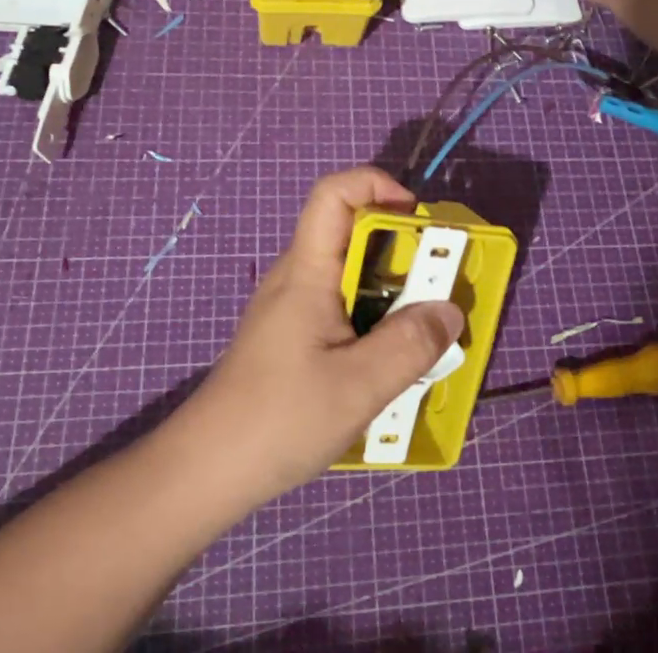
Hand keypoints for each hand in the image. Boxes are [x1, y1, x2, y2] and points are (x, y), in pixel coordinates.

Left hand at [173, 168, 465, 501]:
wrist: (207, 470)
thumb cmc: (280, 420)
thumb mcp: (360, 386)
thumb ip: (411, 345)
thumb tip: (449, 310)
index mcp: (307, 272)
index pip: (334, 194)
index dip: (378, 186)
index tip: (420, 222)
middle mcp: (297, 279)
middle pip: (352, 235)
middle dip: (403, 252)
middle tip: (439, 291)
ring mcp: (292, 310)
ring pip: (351, 277)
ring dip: (393, 294)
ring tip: (424, 336)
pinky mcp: (292, 339)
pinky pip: (342, 310)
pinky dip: (374, 323)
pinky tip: (389, 366)